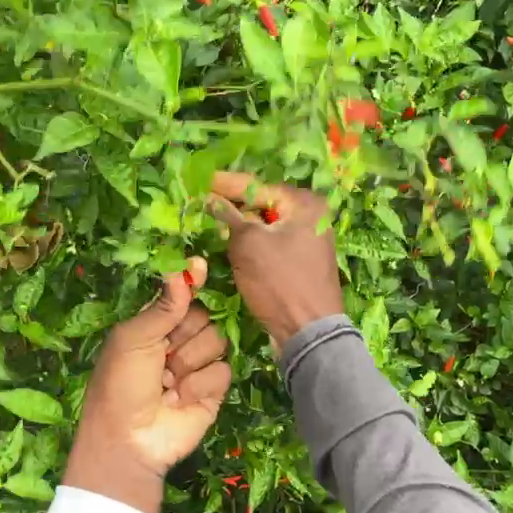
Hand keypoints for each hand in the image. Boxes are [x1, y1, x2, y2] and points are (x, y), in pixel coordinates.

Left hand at [62, 257, 231, 512]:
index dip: (191, 282)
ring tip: (167, 383)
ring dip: (189, 362)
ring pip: (216, 341)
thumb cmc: (120, 384)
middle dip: (184, 333)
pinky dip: (199, 384)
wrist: (130, 440)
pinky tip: (180, 399)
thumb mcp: (133, 339)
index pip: (180, 294)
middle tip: (163, 354)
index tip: (199, 267)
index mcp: (153, 325)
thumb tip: (183, 267)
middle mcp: (177, 341)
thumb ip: (162, 305)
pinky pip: (223, 370)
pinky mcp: (214, 390)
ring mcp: (197, 365)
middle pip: (204, 315)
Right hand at [207, 172, 344, 346]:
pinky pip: (273, 243)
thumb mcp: (248, 245)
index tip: (199, 180)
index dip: (224, 184)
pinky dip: (253, 243)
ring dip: (241, 226)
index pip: (256, 186)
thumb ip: (229, 217)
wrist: (309, 333)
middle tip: (202, 202)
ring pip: (267, 225)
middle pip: (264, 204)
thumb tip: (210, 199)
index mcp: (305, 204)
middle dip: (233, 205)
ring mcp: (310, 240)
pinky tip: (232, 244)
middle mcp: (313, 216)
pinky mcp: (303, 261)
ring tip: (212, 222)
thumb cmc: (279, 282)